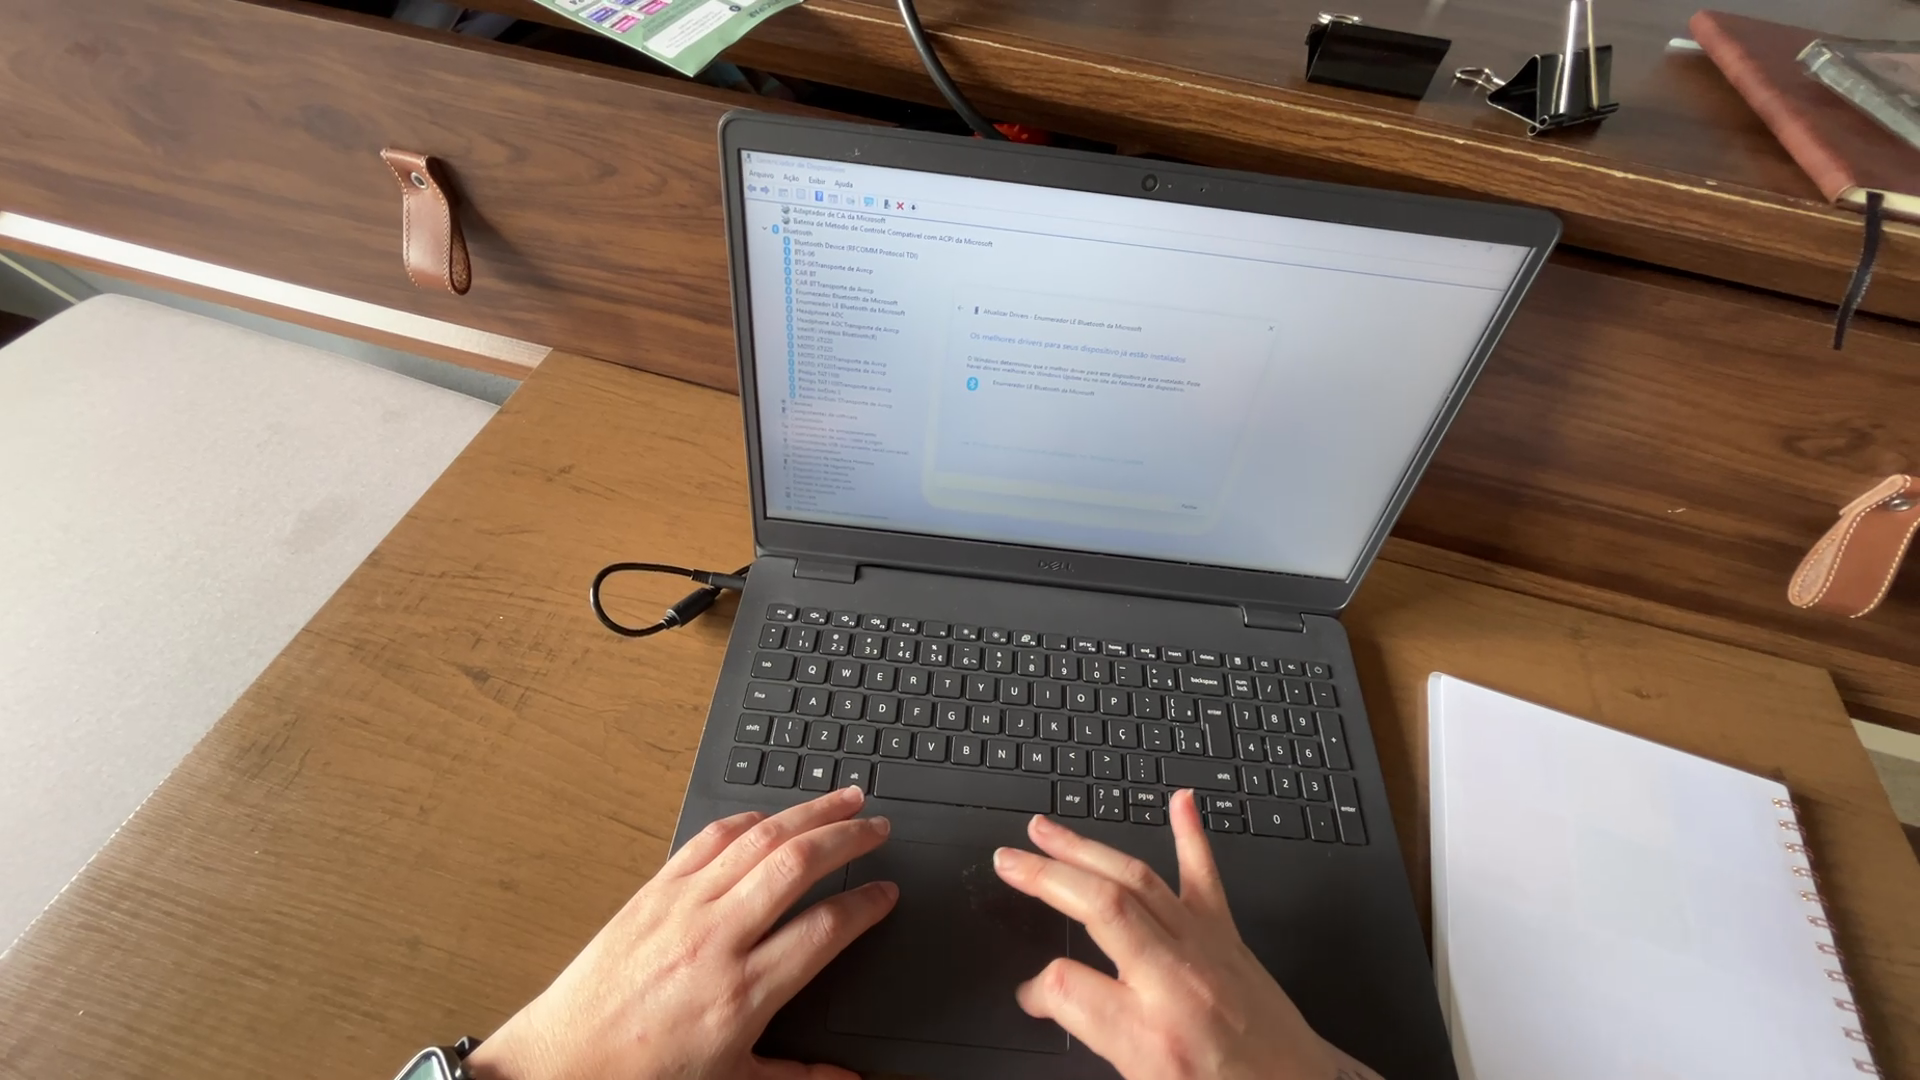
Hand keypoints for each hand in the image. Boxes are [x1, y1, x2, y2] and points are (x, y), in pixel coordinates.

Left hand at [467, 786, 895, 1079]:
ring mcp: (684, 905)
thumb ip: (800, 1078)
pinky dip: (750, 818)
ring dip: (810, 811)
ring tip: (845, 797)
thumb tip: (852, 1079)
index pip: (826, 928)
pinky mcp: (655, 889)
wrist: (554, 1071)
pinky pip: (711, 837)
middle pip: (799, 865)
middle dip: (849, 836)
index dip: (867, 903)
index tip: (887, 891)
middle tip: (879, 826)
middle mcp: (717, 938)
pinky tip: (773, 814)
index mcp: (742, 994)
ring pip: (761, 837)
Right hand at [992, 789, 1383, 1079]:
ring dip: (1085, 848)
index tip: (1029, 994)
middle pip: (1103, 906)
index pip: (1071, 989)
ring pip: (1138, 879)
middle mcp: (1179, 982)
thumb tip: (1046, 998)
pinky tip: (1182, 801)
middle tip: (1007, 859)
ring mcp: (1205, 947)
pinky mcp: (1227, 933)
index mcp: (1155, 1039)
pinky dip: (1190, 834)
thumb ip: (1094, 1038)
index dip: (1038, 988)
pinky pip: (1205, 875)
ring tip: (1045, 829)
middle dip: (1047, 876)